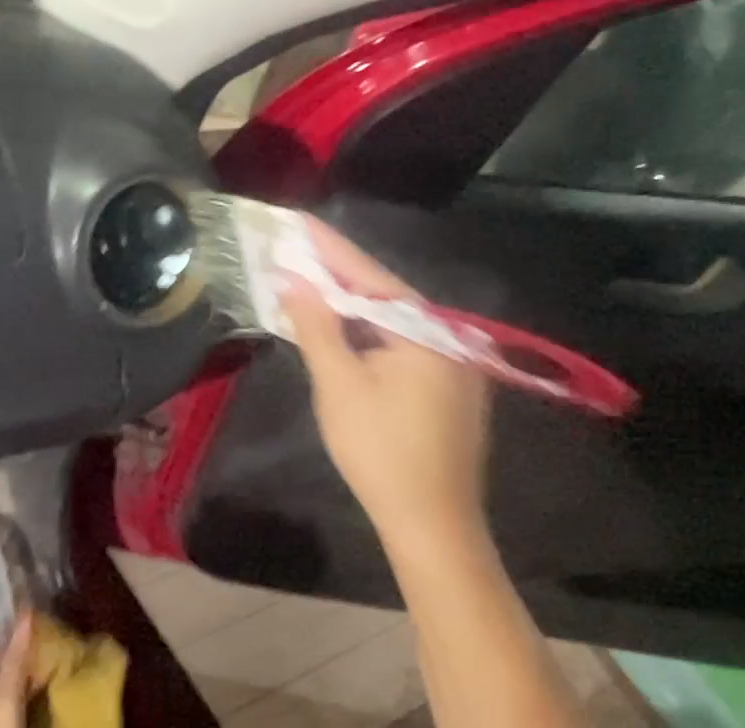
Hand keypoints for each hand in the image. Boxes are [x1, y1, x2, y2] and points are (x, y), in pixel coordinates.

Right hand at [279, 220, 489, 549]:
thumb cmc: (379, 450)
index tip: (294, 220)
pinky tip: (335, 324)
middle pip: (382, 293)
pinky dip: (364, 329)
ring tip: (304, 278)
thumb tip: (293, 281)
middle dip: (334, 271)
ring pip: (390, 319)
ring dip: (347, 302)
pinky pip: (399, 341)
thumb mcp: (338, 383)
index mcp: (428, 332)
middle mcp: (449, 338)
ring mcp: (453, 363)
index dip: (327, 247)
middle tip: (291, 248)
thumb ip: (316, 325)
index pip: (368, 275)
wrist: (432, 524)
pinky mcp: (446, 386)